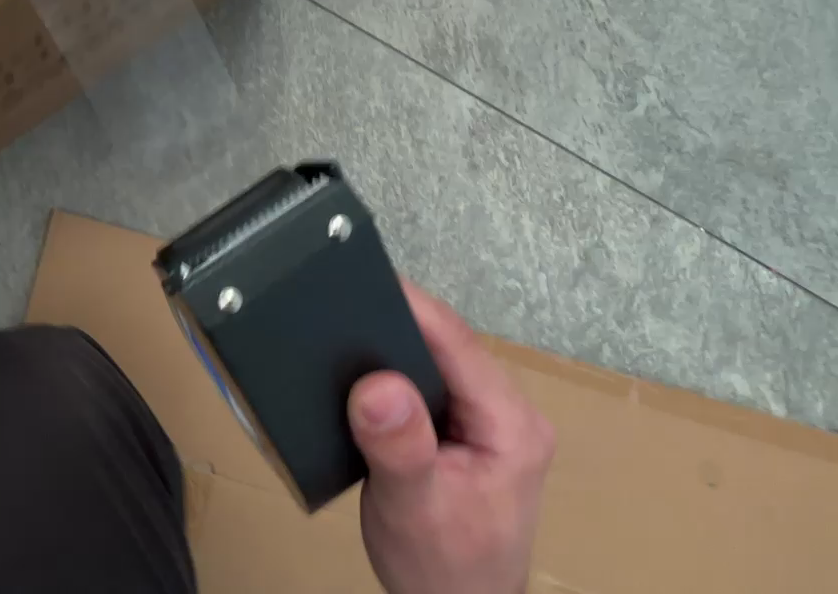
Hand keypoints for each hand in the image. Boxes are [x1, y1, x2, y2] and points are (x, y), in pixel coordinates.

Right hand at [349, 284, 554, 593]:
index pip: (454, 340)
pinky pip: (420, 377)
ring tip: (332, 325)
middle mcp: (504, 411)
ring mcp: (482, 418)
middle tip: (328, 298)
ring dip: (384, 342)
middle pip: (441, 340)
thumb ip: (400, 448)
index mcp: (509, 424)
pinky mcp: (458, 426)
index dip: (406, 302)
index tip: (351, 273)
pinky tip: (352, 368)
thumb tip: (376, 386)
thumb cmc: (442, 568)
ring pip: (429, 356)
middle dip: (387, 316)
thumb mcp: (415, 509)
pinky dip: (385, 367)